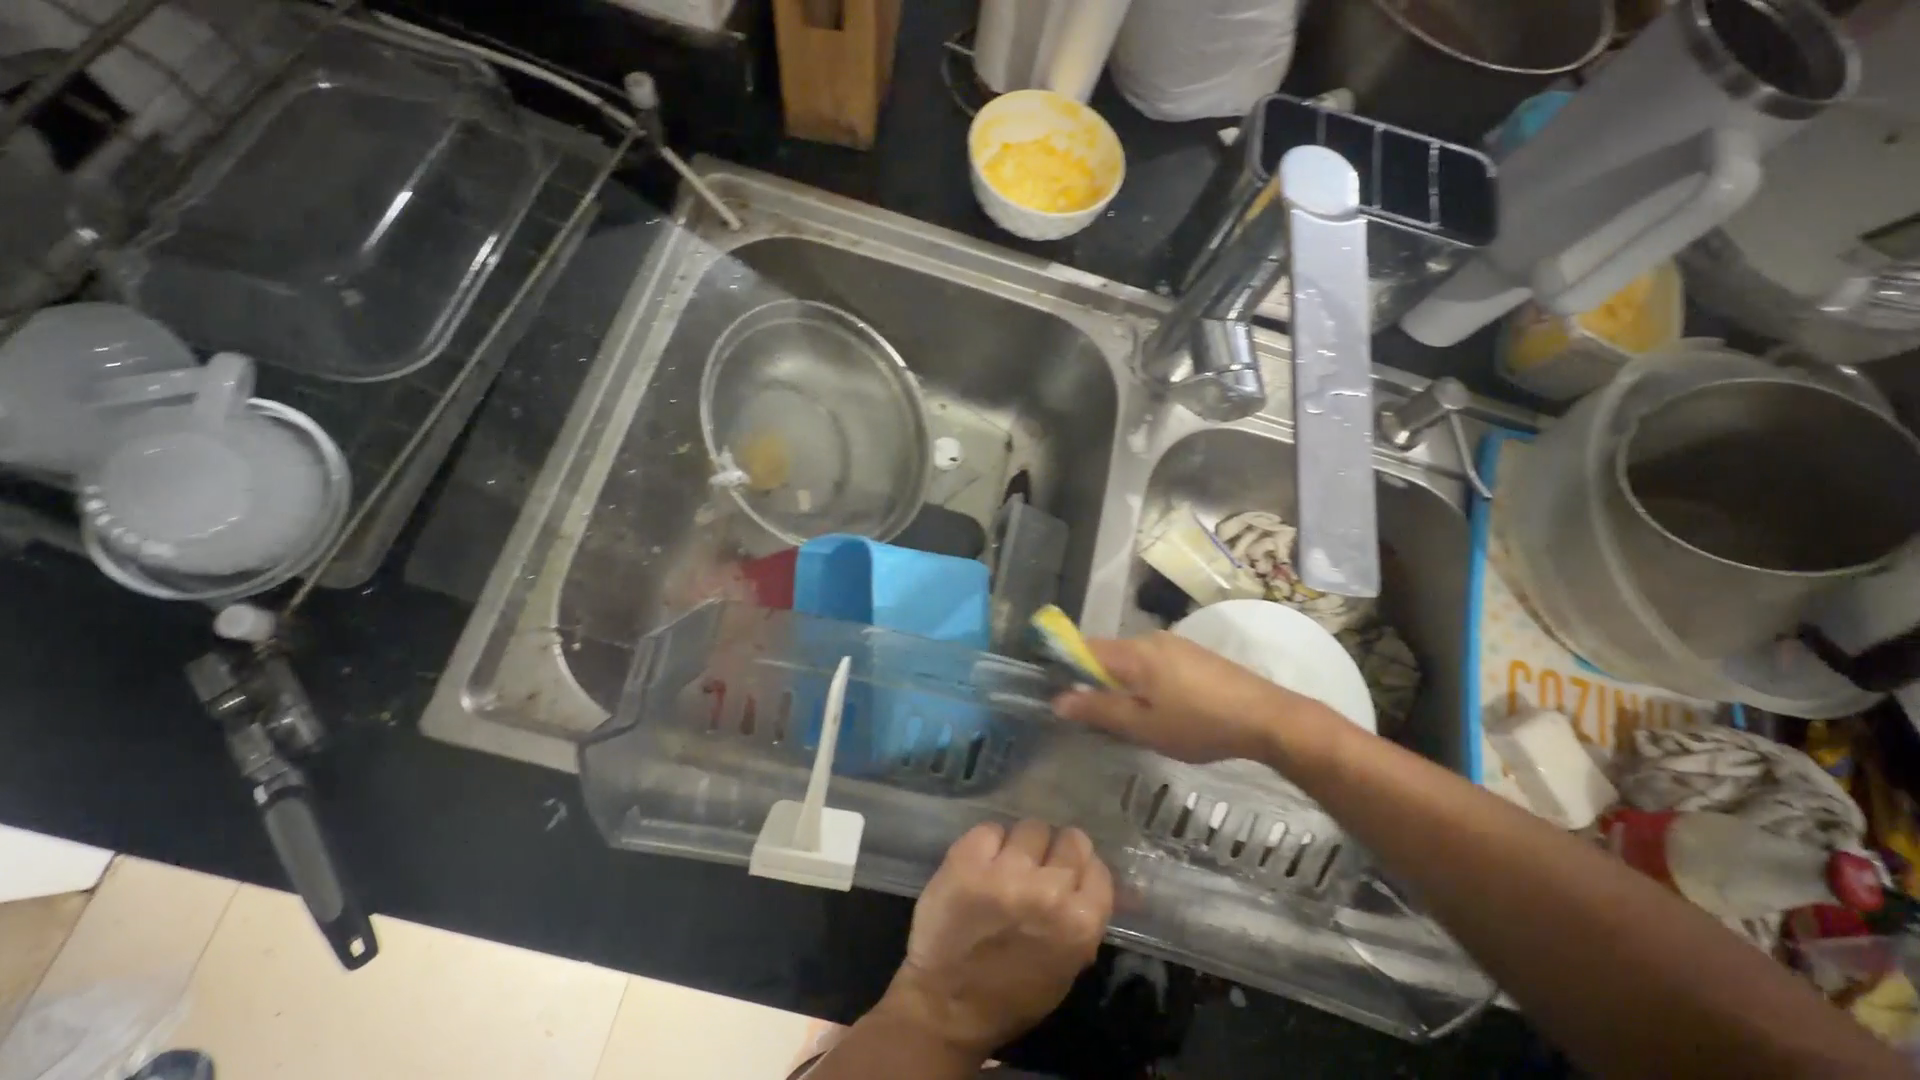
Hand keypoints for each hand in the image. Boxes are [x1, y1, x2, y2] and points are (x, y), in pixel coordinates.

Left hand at [878, 820, 1113, 1056]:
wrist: (946, 1006)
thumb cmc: (1012, 996)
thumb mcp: (1068, 967)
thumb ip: (1083, 919)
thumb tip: (1092, 880)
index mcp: (1080, 923)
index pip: (1097, 868)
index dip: (1082, 870)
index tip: (1067, 876)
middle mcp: (1049, 892)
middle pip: (1069, 840)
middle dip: (1056, 852)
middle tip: (1038, 867)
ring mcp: (1006, 873)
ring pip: (1031, 828)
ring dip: (1022, 845)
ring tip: (1006, 865)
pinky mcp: (967, 861)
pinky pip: (990, 830)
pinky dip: (987, 844)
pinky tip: (980, 865)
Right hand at [1052, 632, 1345, 764]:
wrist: (1268, 718)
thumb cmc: (1200, 724)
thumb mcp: (1144, 726)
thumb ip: (1100, 711)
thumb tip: (1058, 700)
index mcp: (1134, 652)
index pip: (1082, 648)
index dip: (1064, 668)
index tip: (1057, 695)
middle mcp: (1151, 639)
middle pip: (1106, 654)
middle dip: (1094, 682)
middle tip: (1093, 719)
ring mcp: (1175, 645)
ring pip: (1131, 661)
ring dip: (1120, 685)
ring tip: (1126, 720)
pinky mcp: (1194, 656)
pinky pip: (1153, 664)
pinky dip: (1143, 683)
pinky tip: (1157, 711)